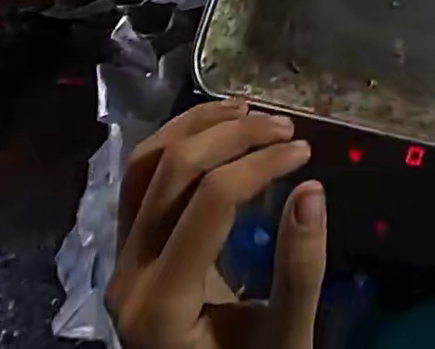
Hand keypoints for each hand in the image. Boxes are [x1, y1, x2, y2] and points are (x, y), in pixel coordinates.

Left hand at [108, 101, 325, 348]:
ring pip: (146, 163)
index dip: (261, 163)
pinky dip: (181, 139)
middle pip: (173, 169)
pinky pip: (142, 176)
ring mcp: (122, 258)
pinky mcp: (129, 247)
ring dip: (200, 126)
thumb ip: (299, 272)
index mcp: (162, 304)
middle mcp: (129, 273)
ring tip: (249, 109)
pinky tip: (218, 126)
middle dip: (235, 134)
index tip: (305, 150)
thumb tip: (312, 189)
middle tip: (286, 127)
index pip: (211, 201)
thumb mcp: (284, 340)